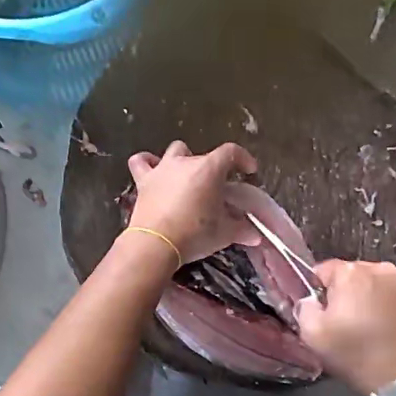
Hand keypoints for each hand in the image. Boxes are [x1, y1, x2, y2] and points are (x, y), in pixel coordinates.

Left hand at [125, 141, 259, 263]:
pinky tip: (153, 169)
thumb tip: (255, 236)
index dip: (243, 158)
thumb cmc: (194, 234)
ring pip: (175, 151)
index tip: (248, 170)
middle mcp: (184, 162)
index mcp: (209, 169)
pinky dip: (147, 162)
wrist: (156, 245)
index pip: (232, 152)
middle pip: (203, 156)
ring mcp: (162, 169)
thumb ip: (241, 230)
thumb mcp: (224, 233)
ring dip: (183, 160)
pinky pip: (141, 162)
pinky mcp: (143, 182)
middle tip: (215, 188)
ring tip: (186, 177)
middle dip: (212, 169)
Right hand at [296, 260, 395, 393]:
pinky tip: (394, 327)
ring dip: (374, 297)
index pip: (325, 269)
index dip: (319, 289)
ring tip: (373, 325)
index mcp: (351, 273)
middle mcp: (382, 269)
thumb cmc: (354, 355)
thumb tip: (310, 300)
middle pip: (355, 273)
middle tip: (347, 320)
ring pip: (381, 283)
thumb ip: (304, 307)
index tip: (321, 310)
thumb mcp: (311, 334)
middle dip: (348, 291)